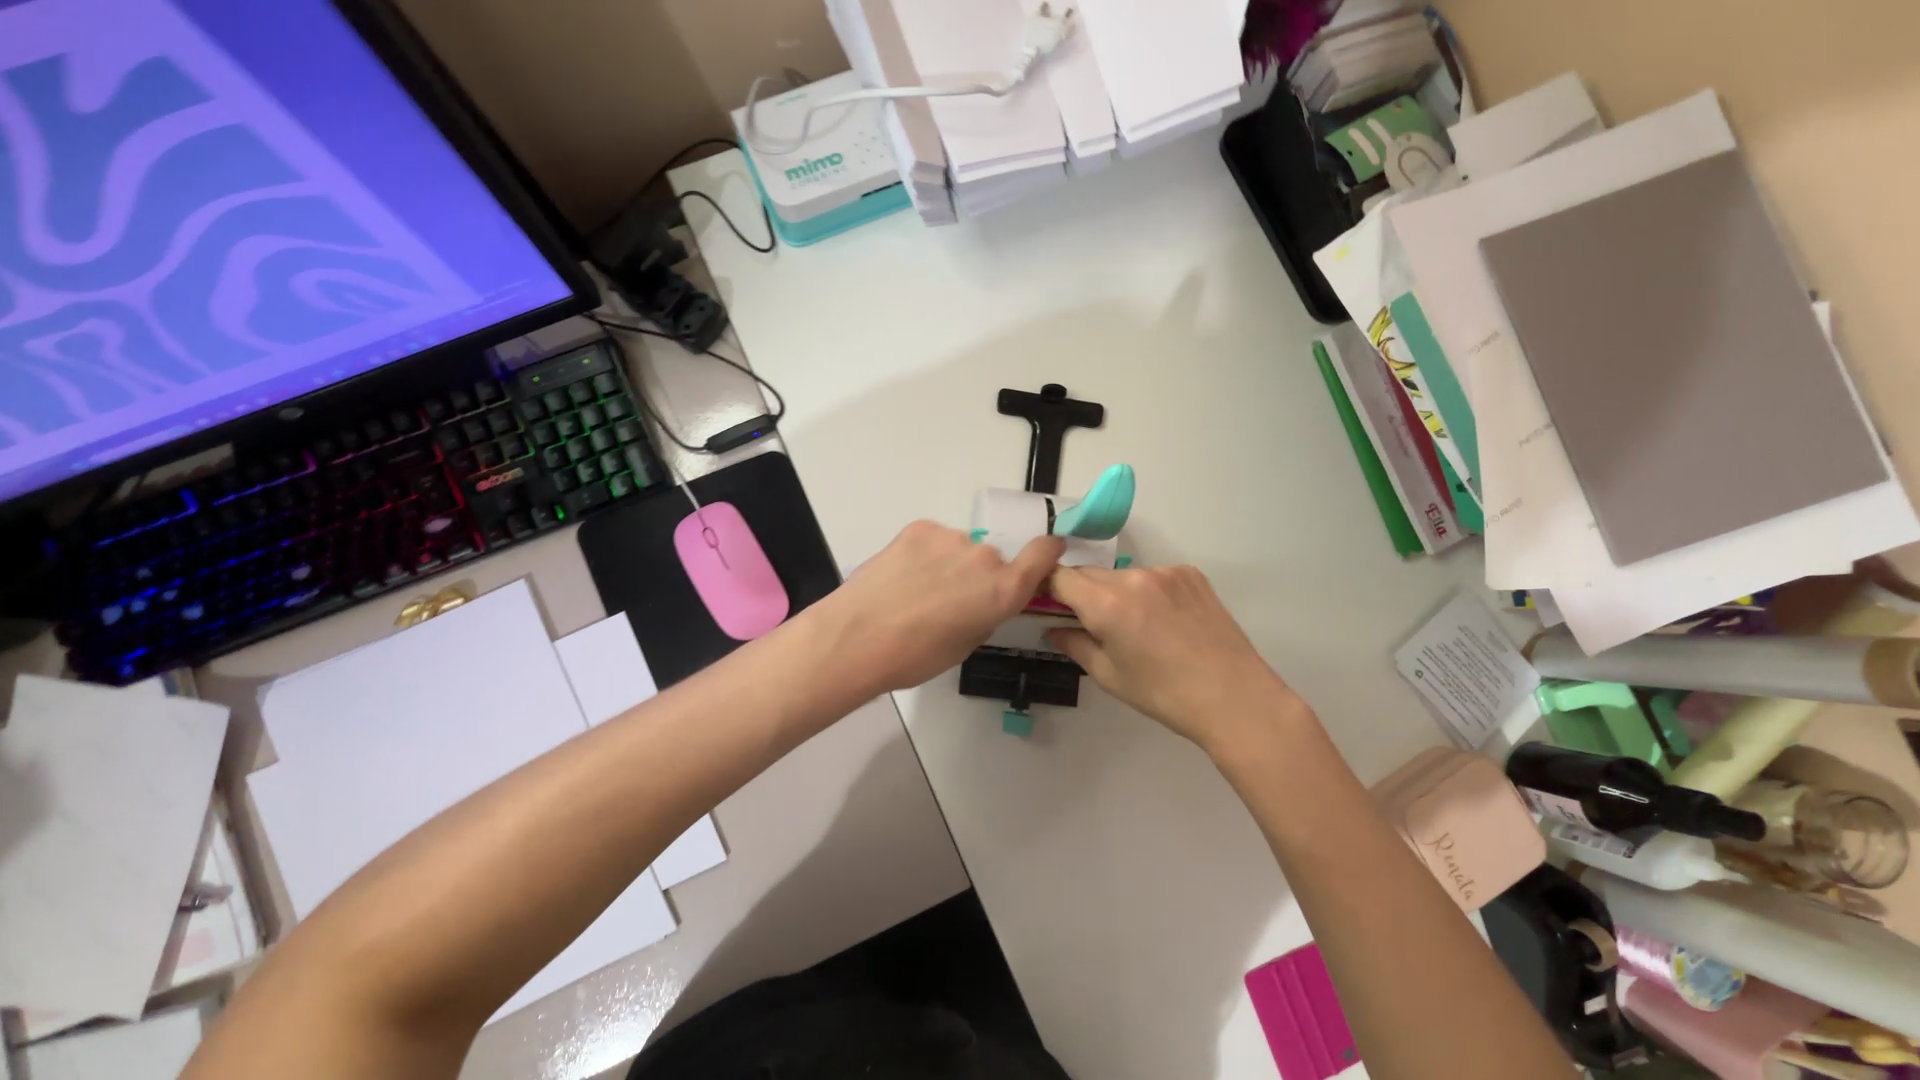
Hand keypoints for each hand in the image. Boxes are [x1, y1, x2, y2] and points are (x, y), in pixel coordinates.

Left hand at [818, 521, 1062, 693]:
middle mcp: (985, 558)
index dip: (1048, 552)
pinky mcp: (919, 528)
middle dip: (978, 577)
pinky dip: (924, 554)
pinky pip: (933, 540)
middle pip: (993, 560)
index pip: (1043, 555)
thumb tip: (982, 602)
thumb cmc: (915, 656)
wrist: (858, 637)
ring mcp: (951, 539)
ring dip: (948, 565)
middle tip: (948, 602)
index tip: (1047, 552)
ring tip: (916, 592)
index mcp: (1003, 592)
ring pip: (960, 550)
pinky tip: (902, 577)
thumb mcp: (965, 646)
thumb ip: (986, 615)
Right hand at [1046, 565, 1300, 750]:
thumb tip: (1054, 630)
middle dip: (1083, 593)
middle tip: (1093, 625)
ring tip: (1138, 628)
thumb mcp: (1110, 677)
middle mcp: (1134, 578)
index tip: (1049, 605)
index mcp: (1107, 605)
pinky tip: (1165, 621)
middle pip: (1090, 573)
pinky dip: (1149, 592)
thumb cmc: (1165, 695)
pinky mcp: (1191, 574)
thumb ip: (1076, 645)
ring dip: (1118, 593)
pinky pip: (1154, 576)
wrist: (1233, 696)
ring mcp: (1166, 572)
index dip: (1049, 589)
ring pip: (1123, 575)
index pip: (1060, 578)